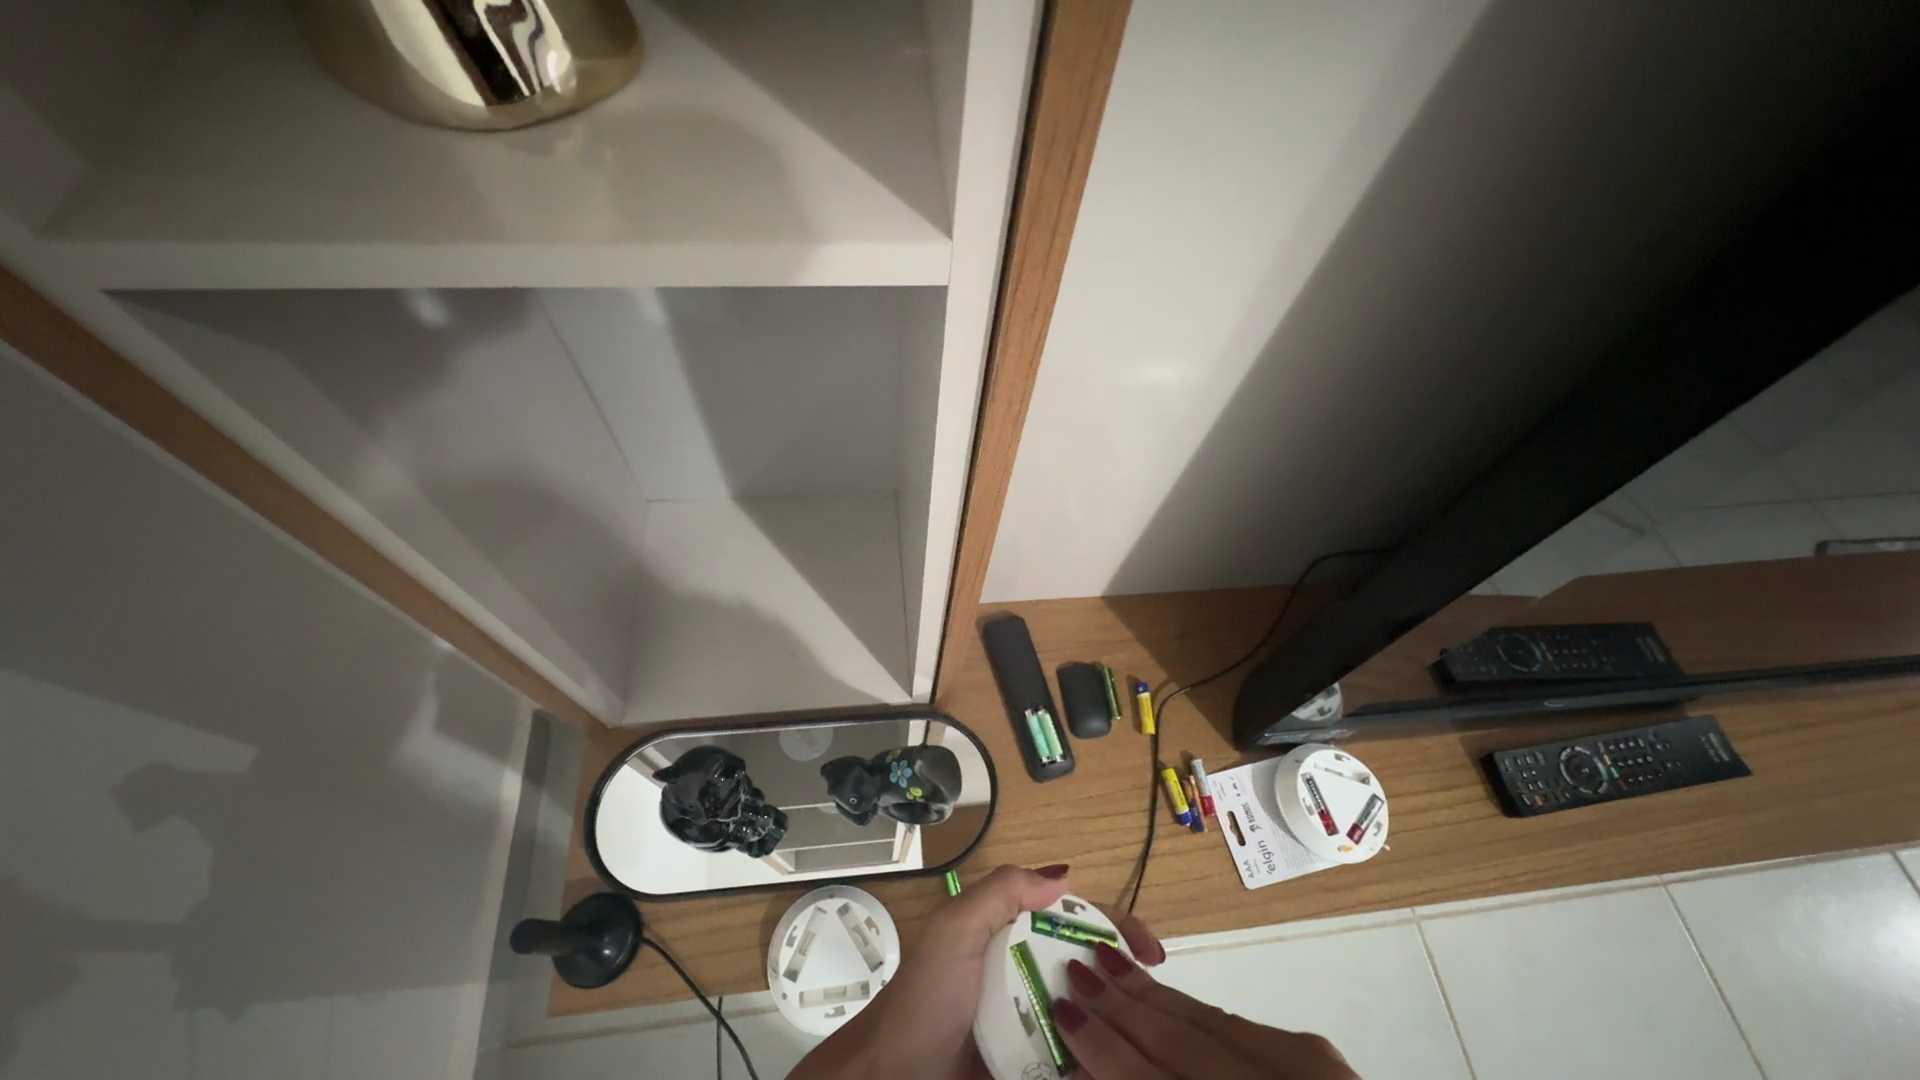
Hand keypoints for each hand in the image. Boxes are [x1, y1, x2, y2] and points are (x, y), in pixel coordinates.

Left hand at [788, 865, 1165, 1079]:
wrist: (893, 1075)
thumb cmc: (924, 999)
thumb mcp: (956, 930)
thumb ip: (1002, 892)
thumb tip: (1064, 873)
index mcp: (1014, 933)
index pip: (1078, 918)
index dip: (1117, 927)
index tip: (1151, 953)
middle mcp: (1028, 970)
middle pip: (1091, 967)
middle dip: (1125, 979)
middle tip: (1150, 1003)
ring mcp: (1032, 1019)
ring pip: (1090, 1013)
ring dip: (1116, 1022)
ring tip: (1141, 1036)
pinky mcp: (1033, 1061)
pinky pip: (1075, 1055)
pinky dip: (1095, 1055)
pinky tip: (1112, 1060)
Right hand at [1056, 941, 1359, 1079]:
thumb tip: (1089, 1071)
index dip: (1105, 1049)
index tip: (1063, 1012)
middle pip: (1177, 1044)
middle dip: (1119, 1008)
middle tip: (1070, 970)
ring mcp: (1302, 1068)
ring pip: (1206, 1020)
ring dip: (1150, 994)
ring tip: (1103, 960)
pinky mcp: (1317, 1052)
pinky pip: (1236, 1022)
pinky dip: (1192, 1007)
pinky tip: (1162, 990)